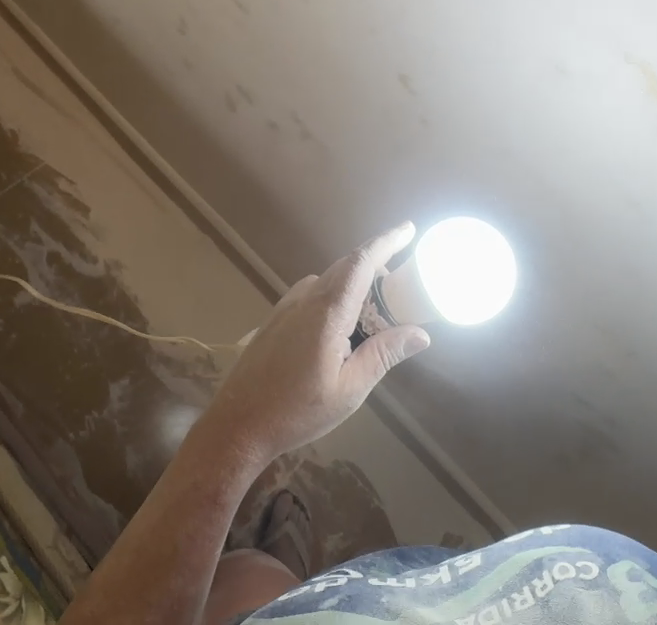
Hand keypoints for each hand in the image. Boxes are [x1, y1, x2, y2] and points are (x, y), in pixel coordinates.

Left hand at [196, 224, 431, 464]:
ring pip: (327, 281)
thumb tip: (419, 334)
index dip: (386, 242)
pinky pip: (310, 294)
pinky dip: (333, 296)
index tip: (408, 230)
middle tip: (400, 285)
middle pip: (345, 267)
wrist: (237, 425)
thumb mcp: (349, 390)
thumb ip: (383, 355)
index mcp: (328, 313)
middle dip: (375, 266)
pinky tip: (337, 329)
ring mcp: (285, 307)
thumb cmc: (296, 411)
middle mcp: (305, 300)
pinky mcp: (274, 319)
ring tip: (372, 313)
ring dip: (352, 285)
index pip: (361, 263)